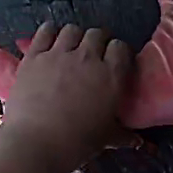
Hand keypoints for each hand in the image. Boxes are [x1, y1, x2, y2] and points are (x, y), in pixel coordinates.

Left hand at [0, 23, 131, 172]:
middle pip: (97, 34)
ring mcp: (59, 54)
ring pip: (72, 30)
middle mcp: (88, 58)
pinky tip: (51, 38)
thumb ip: (123, 136)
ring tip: (73, 48)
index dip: (119, 53)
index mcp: (111, 76)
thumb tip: (138, 142)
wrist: (36, 143)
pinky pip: (45, 32)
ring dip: (76, 36)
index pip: (121, 48)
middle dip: (99, 41)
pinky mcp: (34, 56)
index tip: (116, 62)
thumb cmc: (77, 143)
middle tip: (95, 55)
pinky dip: (50, 32)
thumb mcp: (105, 139)